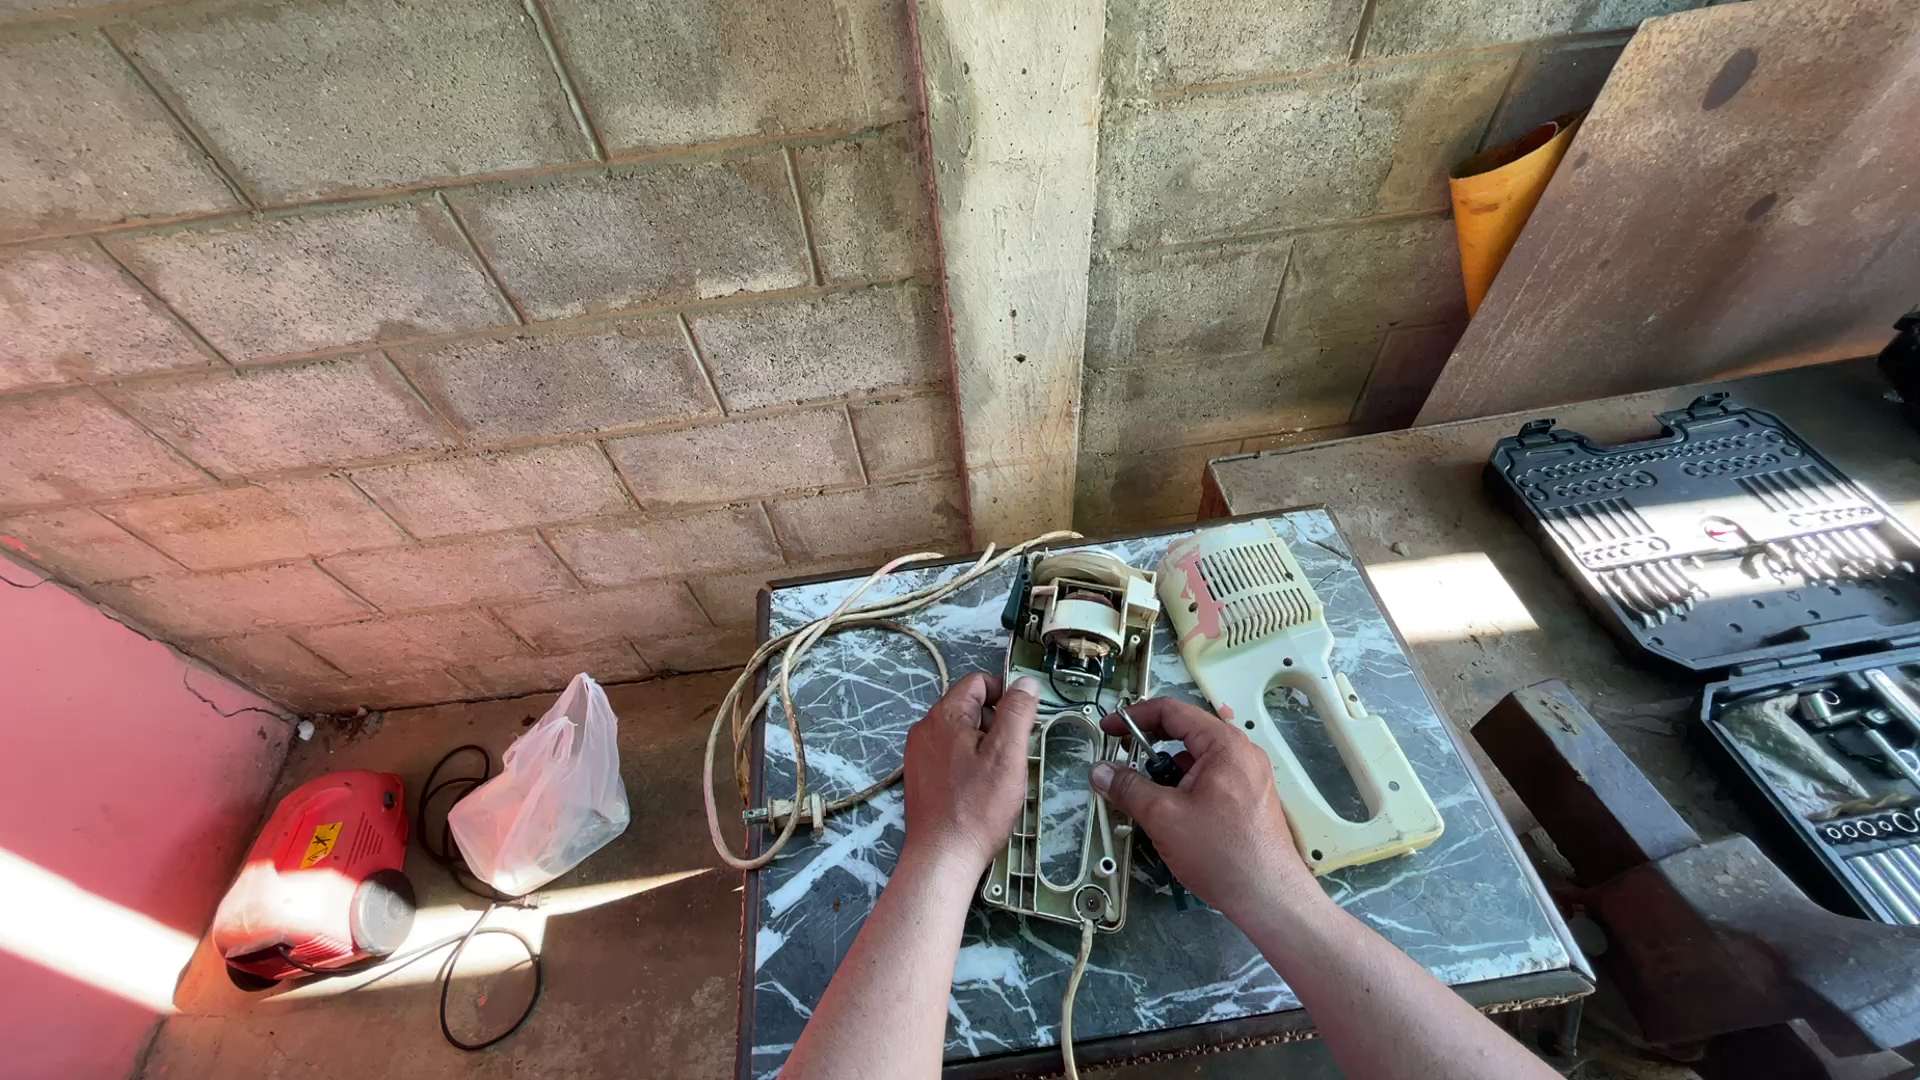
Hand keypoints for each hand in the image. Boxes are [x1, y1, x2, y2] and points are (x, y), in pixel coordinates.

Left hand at [901, 673, 1039, 873]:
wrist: (941, 857)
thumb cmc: (976, 807)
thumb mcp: (1008, 754)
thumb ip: (1017, 712)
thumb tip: (1025, 683)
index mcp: (945, 715)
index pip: (978, 682)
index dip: (1005, 695)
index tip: (1021, 721)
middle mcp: (926, 728)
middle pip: (969, 707)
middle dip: (995, 724)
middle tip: (1012, 755)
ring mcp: (919, 753)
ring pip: (960, 732)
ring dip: (983, 746)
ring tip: (996, 777)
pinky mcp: (919, 776)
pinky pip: (948, 755)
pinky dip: (967, 763)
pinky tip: (978, 790)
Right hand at [1093, 697, 1322, 921]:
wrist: (1270, 900)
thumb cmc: (1220, 852)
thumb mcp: (1164, 816)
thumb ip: (1127, 787)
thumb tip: (1099, 771)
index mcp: (1224, 744)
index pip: (1172, 710)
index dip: (1134, 716)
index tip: (1109, 729)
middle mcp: (1241, 752)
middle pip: (1185, 731)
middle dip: (1149, 742)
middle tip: (1122, 756)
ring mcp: (1249, 775)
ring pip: (1196, 757)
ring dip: (1166, 767)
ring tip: (1146, 792)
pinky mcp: (1250, 798)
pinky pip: (1210, 776)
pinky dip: (1184, 783)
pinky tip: (1171, 809)